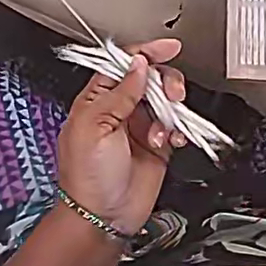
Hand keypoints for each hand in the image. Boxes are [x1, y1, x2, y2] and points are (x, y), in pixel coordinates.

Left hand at [56, 38, 186, 235]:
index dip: (145, 53)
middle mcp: (118, 111)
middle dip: (165, 82)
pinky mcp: (156, 147)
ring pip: (165, 102)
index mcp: (97, 101)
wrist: (102, 216)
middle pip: (150, 79)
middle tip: (171, 95)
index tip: (167, 48)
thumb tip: (138, 65)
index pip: (122, 64)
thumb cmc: (87, 177)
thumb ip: (119, 94)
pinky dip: (178, 130)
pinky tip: (170, 141)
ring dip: (171, 110)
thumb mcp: (95, 127)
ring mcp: (138, 128)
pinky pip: (175, 127)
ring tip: (164, 129)